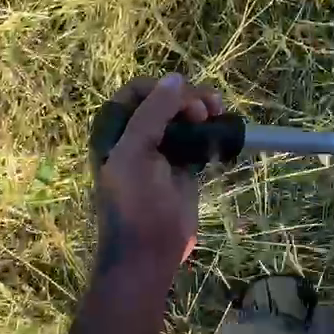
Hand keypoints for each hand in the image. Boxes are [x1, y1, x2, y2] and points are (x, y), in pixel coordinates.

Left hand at [93, 73, 223, 280]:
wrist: (148, 254)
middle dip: (188, 96)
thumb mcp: (135, 153)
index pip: (136, 91)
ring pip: (183, 115)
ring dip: (202, 107)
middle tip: (208, 109)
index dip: (161, 88)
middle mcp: (135, 137)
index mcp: (114, 132)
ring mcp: (160, 151)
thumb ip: (153, 113)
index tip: (182, 99)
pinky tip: (220, 129)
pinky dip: (209, 128)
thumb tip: (176, 78)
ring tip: (218, 112)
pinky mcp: (181, 166)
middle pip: (164, 99)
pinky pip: (196, 135)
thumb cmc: (135, 203)